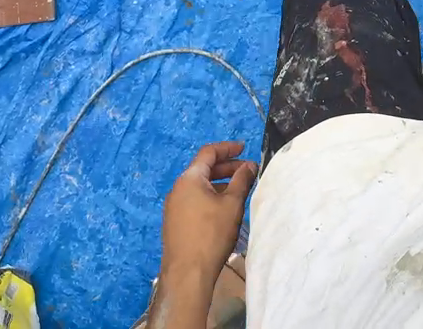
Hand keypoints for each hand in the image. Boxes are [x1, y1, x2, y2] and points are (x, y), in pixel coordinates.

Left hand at [160, 141, 256, 282]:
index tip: (244, 148)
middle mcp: (177, 189)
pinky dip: (210, 196)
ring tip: (238, 190)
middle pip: (203, 169)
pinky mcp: (174, 223)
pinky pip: (193, 200)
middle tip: (247, 171)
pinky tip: (223, 208)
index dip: (228, 148)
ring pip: (199, 186)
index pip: (208, 152)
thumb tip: (249, 165)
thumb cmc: (211, 234)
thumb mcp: (232, 204)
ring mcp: (173, 207)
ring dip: (219, 183)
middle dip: (226, 167)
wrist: (186, 276)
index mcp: (189, 179)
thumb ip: (242, 180)